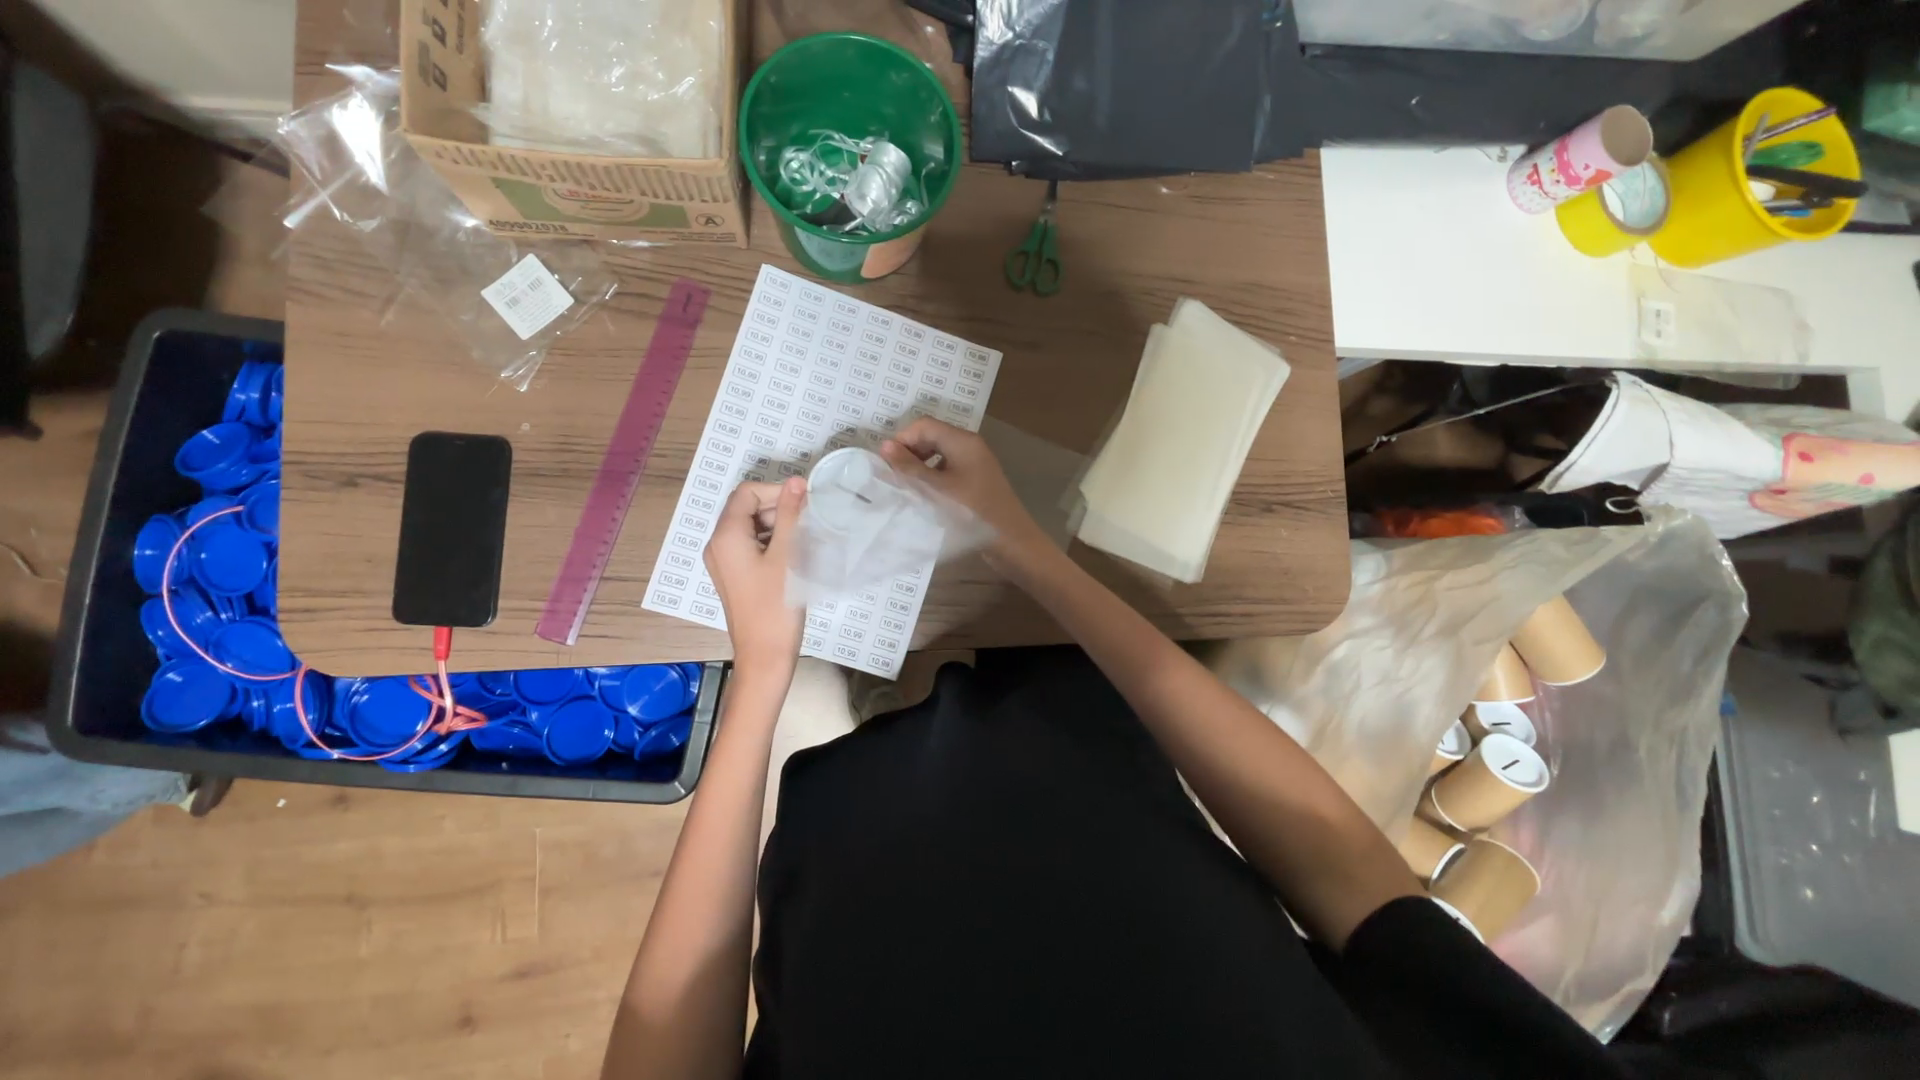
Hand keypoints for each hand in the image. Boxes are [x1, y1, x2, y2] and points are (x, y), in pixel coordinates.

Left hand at [704, 478, 806, 678]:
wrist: (765, 657)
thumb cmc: (777, 606)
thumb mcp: (787, 557)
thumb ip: (791, 516)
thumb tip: (795, 482)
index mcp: (726, 537)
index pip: (747, 493)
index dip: (776, 491)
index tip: (805, 504)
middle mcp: (718, 545)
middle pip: (746, 508)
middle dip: (778, 508)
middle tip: (809, 523)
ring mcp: (724, 562)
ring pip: (750, 527)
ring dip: (778, 526)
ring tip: (805, 541)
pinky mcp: (734, 576)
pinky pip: (750, 546)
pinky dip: (772, 543)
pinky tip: (794, 557)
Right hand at [879, 417, 1049, 570]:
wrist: (1010, 540)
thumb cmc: (972, 512)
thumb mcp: (936, 489)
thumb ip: (910, 467)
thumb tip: (884, 446)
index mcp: (962, 440)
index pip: (924, 425)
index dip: (902, 439)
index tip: (888, 464)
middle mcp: (970, 445)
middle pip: (932, 436)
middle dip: (910, 451)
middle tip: (895, 475)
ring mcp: (974, 462)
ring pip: (939, 453)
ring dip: (920, 464)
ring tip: (906, 485)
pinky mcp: (976, 479)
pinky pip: (948, 468)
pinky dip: (933, 475)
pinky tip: (925, 493)